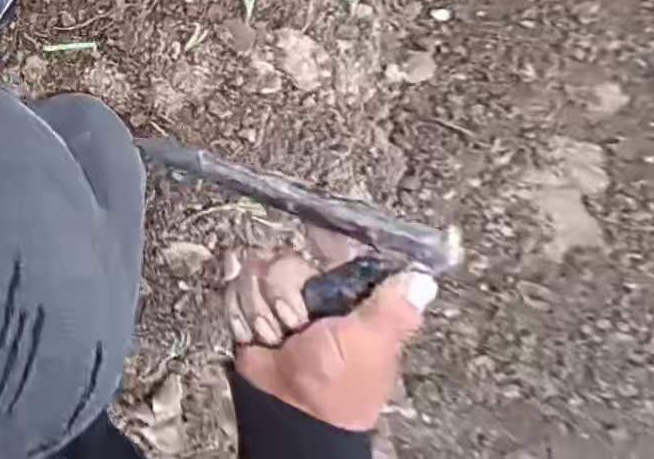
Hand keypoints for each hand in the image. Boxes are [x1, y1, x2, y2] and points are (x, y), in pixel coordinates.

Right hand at [222, 248, 434, 431]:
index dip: (311, 245)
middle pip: (277, 257)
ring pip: (250, 269)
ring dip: (257, 308)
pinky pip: (230, 285)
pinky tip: (253, 335)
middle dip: (278, 292)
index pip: (322, 245)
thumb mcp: (370, 345)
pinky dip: (239, 313)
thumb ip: (391, 310)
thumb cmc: (337, 384)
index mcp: (338, 291)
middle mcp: (304, 287)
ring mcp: (271, 295)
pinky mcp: (246, 305)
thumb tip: (423, 279)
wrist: (289, 410)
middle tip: (292, 323)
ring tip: (272, 336)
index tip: (306, 249)